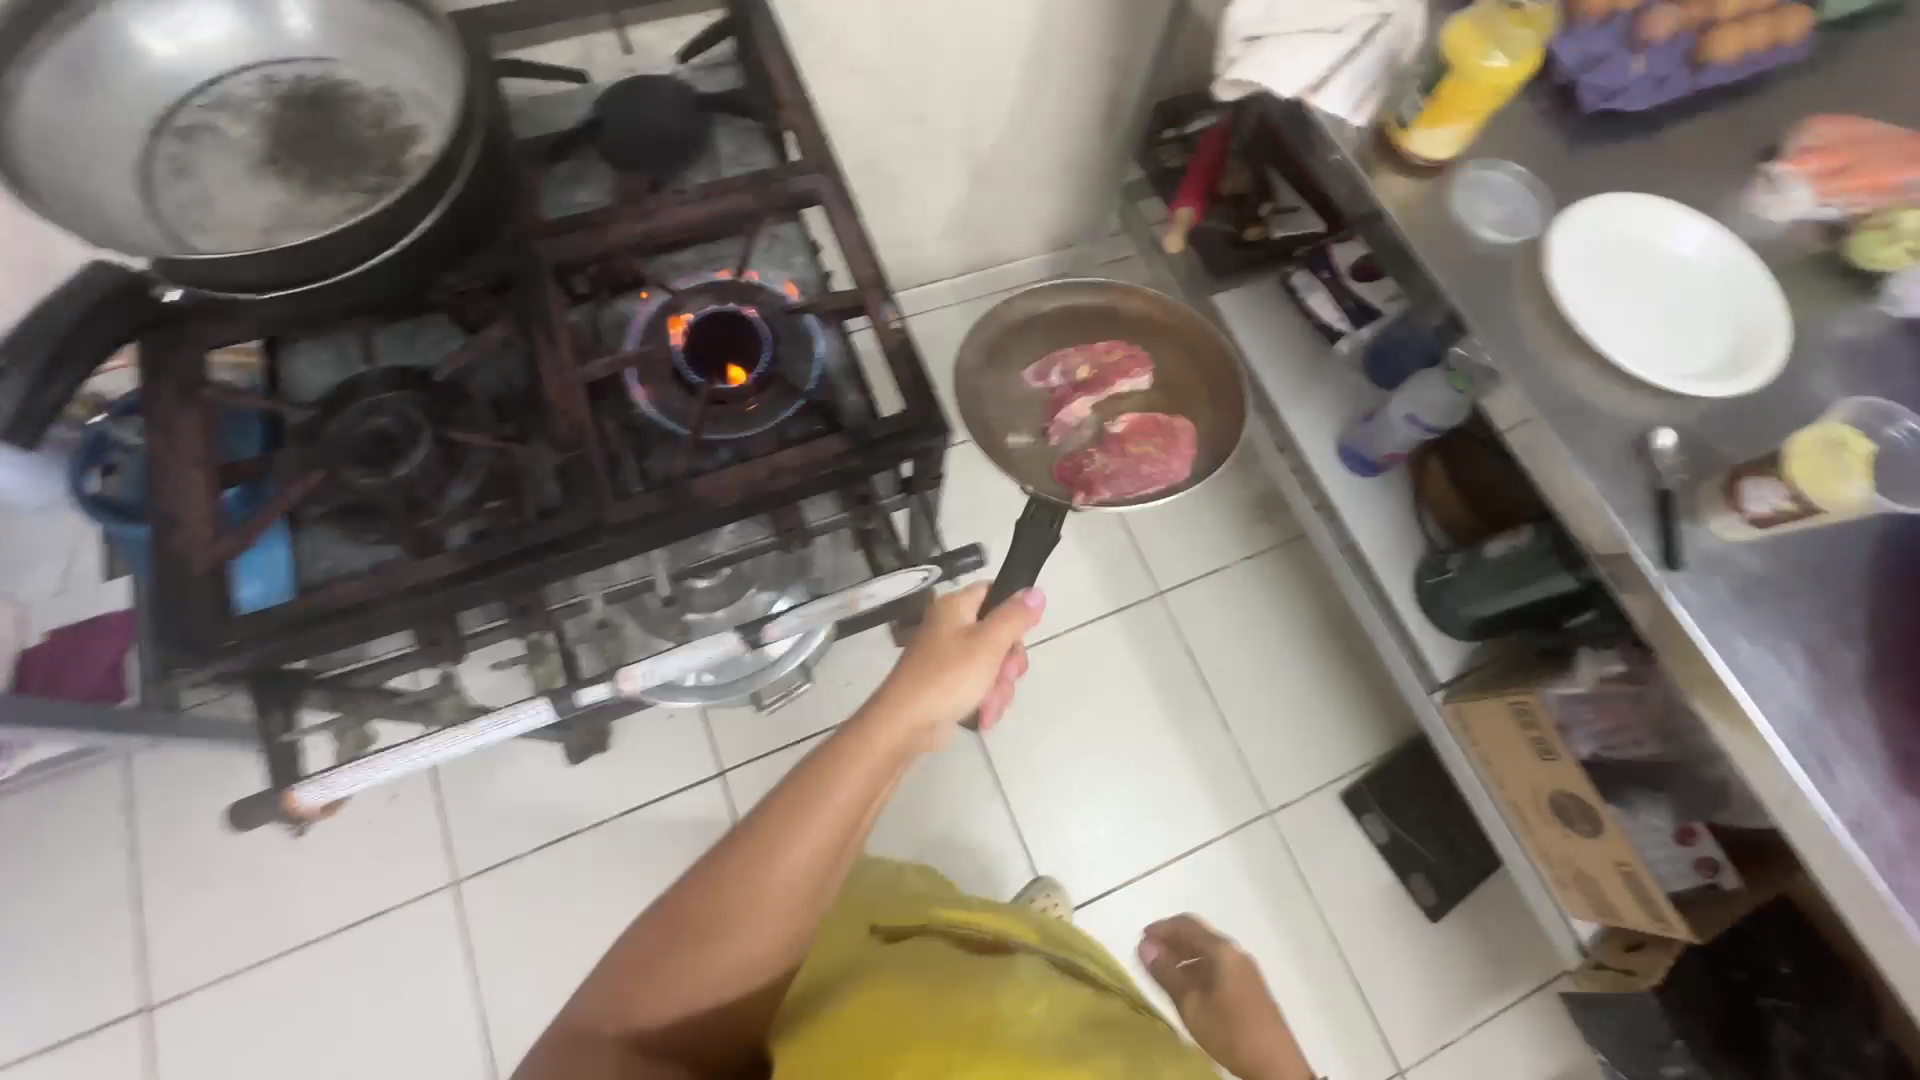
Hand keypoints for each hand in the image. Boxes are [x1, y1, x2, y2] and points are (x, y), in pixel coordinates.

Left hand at [857, 583, 1044, 746]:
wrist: (906, 724)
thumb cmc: (948, 677)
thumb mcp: (988, 644)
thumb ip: (1015, 617)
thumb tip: (1036, 591)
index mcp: (956, 607)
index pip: (993, 591)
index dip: (1013, 610)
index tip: (1024, 633)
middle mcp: (951, 627)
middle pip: (999, 633)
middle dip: (1009, 662)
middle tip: (1005, 675)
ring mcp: (949, 657)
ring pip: (994, 664)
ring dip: (999, 687)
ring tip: (989, 704)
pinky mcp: (950, 684)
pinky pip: (980, 685)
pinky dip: (986, 700)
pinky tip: (983, 716)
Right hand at [1140, 915, 1313, 1079]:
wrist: (1277, 1068)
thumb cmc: (1230, 1032)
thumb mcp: (1191, 1004)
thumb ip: (1166, 973)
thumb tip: (1144, 946)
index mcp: (1222, 951)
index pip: (1186, 925)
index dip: (1162, 928)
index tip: (1142, 939)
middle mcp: (1235, 953)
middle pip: (1198, 936)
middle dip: (1172, 942)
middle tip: (1150, 956)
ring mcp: (1246, 970)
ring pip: (1209, 953)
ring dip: (1184, 957)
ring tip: (1165, 974)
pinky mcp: (1250, 987)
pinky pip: (1218, 967)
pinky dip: (1198, 970)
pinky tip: (1189, 990)